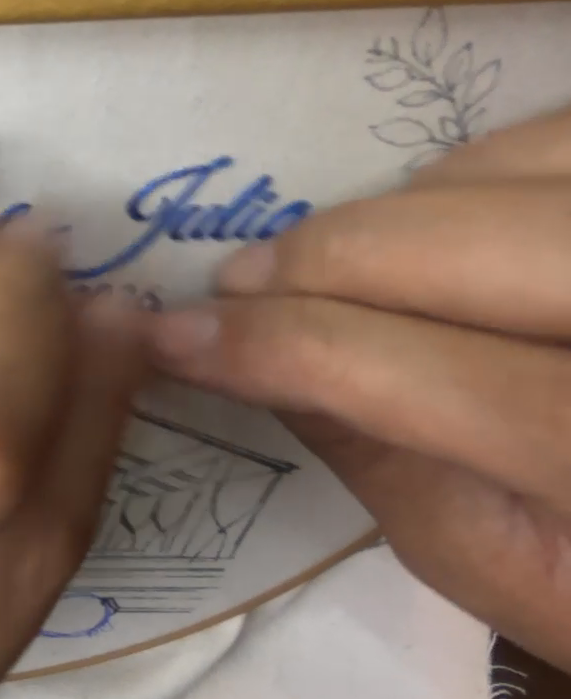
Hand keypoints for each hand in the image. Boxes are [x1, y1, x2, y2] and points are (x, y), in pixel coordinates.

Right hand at [150, 104, 570, 671]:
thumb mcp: (500, 564)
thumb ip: (369, 460)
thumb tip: (236, 353)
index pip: (377, 367)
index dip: (253, 342)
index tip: (166, 336)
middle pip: (429, 248)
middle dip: (303, 266)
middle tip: (239, 293)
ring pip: (486, 172)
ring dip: (380, 221)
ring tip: (354, 272)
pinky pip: (549, 135)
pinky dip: (466, 174)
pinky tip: (455, 236)